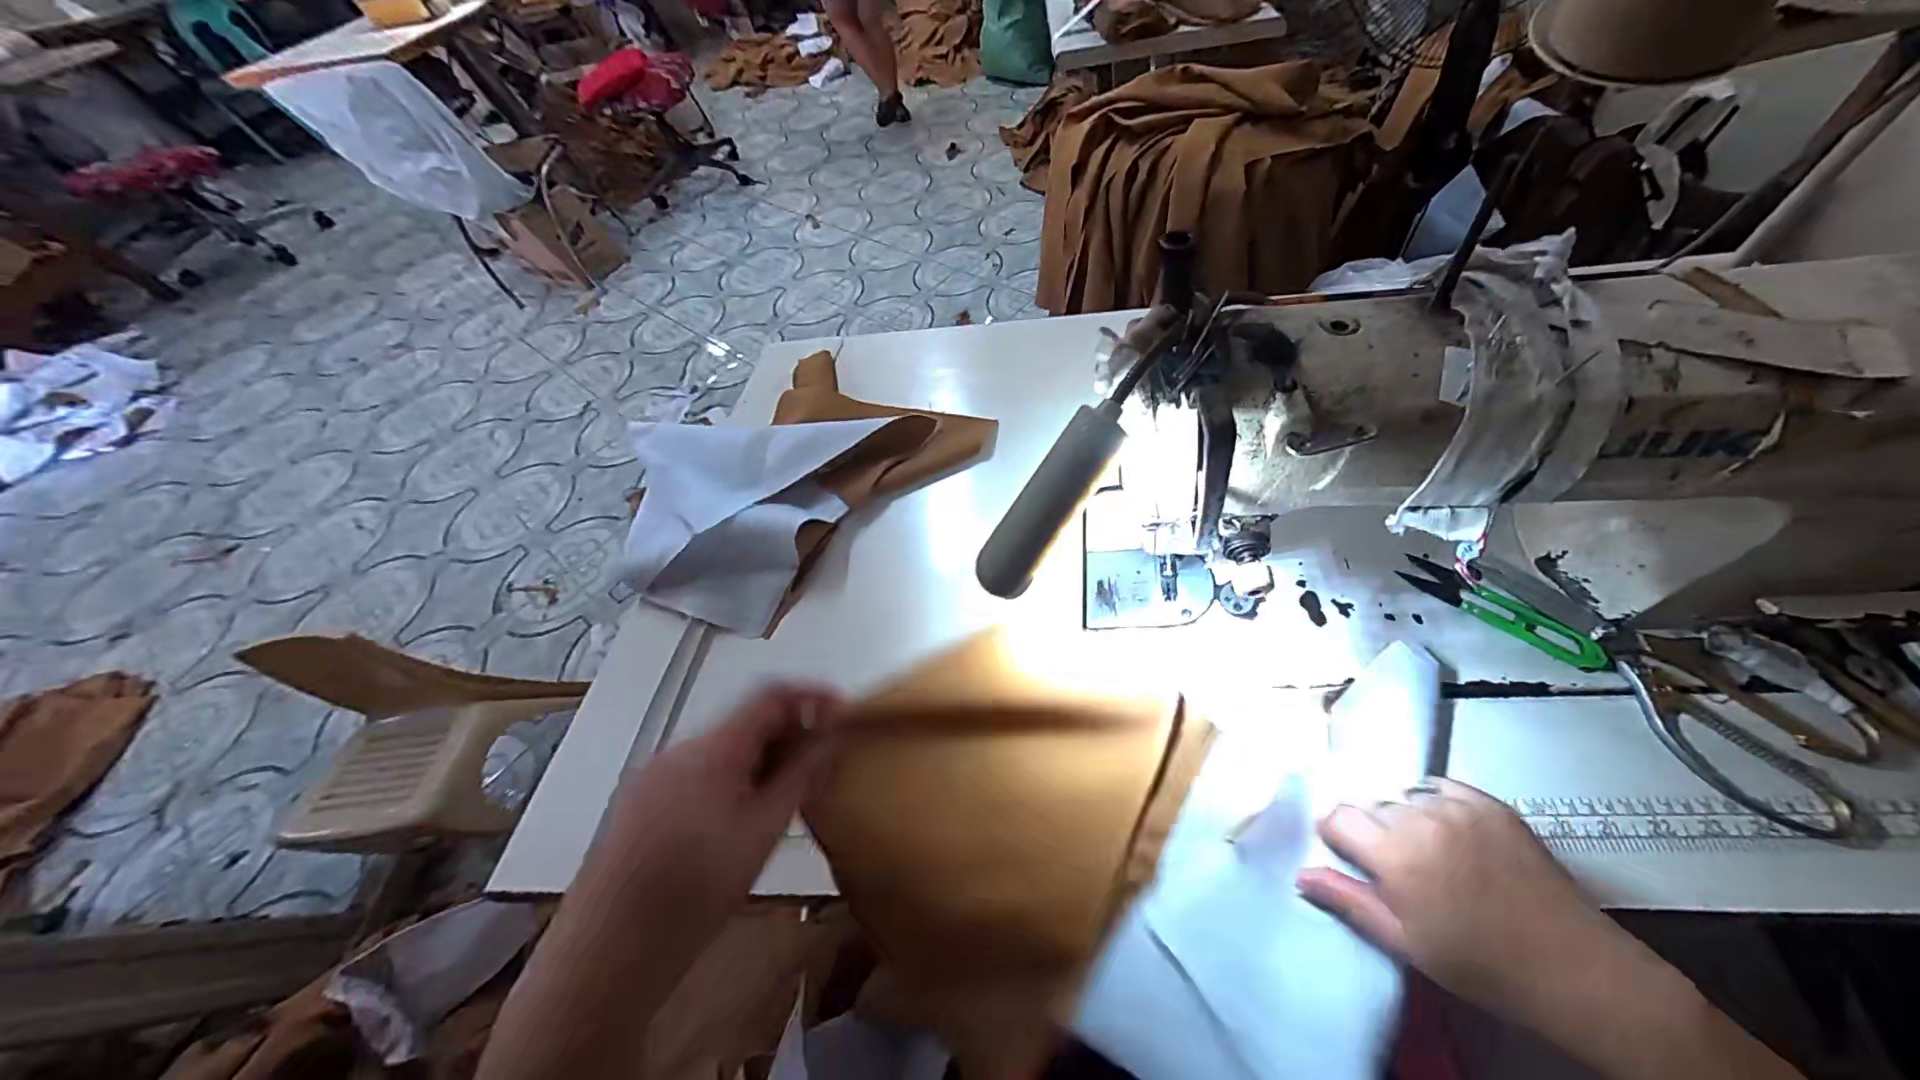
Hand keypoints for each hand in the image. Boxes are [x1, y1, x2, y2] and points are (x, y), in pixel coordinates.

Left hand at [479, 685, 843, 1079]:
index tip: (844, 714)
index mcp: (711, 748)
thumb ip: (802, 777)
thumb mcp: (762, 832)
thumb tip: (832, 740)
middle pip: (747, 721)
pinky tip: (746, 816)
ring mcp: (656, 774)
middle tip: (823, 762)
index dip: (812, 696)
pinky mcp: (643, 801)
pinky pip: (701, 772)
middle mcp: (680, 749)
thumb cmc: (694, 894)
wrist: (606, 954)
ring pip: (725, 748)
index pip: (771, 695)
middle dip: (790, 734)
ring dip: (764, 758)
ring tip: (790, 795)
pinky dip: (735, 778)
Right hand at [1295, 778, 1618, 1022]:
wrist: (1578, 971)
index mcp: (1396, 855)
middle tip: (1395, 864)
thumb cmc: (1481, 966)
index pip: (1336, 817)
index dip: (1338, 837)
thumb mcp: (1406, 943)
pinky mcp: (1491, 804)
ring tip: (1428, 851)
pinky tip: (1449, 832)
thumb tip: (1301, 874)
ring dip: (1403, 816)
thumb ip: (1349, 900)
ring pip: (1403, 795)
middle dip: (1371, 828)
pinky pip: (1440, 786)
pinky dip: (1434, 803)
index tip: (1354, 860)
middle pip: (1369, 804)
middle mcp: (1422, 820)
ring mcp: (1459, 808)